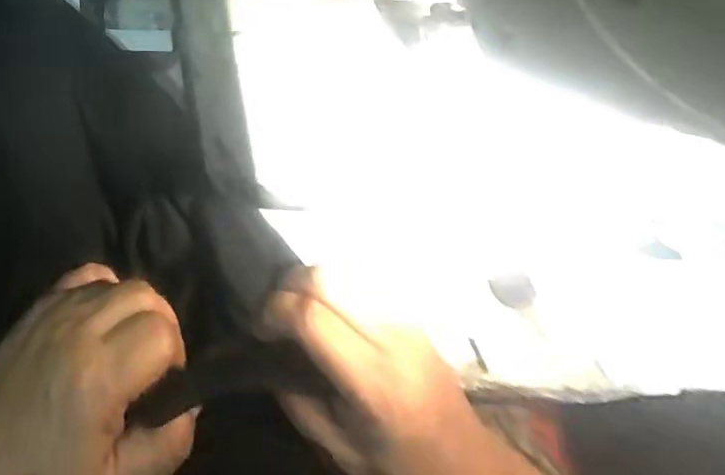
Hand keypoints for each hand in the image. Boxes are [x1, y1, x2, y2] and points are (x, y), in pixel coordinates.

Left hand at [0, 263, 195, 474]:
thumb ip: (167, 441)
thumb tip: (190, 399)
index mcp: (97, 375)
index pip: (163, 332)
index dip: (176, 359)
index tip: (164, 389)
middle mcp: (75, 330)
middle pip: (144, 293)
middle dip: (161, 325)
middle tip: (153, 366)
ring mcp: (50, 314)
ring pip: (115, 280)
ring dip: (132, 308)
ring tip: (125, 346)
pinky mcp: (33, 311)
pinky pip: (80, 276)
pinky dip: (100, 290)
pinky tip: (98, 323)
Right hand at [264, 268, 536, 474]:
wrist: (463, 455)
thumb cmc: (400, 459)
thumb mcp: (342, 448)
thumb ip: (300, 405)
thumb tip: (268, 359)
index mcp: (372, 379)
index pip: (311, 316)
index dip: (274, 312)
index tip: (261, 329)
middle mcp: (390, 336)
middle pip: (324, 278)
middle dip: (287, 286)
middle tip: (276, 311)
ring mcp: (404, 315)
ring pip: (342, 268)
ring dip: (310, 280)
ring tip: (300, 305)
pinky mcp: (409, 307)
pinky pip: (360, 276)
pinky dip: (335, 282)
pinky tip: (329, 305)